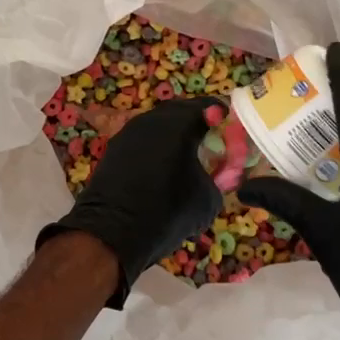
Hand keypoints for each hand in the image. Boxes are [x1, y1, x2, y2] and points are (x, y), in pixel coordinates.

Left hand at [38, 97, 220, 307]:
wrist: (112, 232)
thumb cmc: (168, 212)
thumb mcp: (208, 200)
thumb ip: (219, 179)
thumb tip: (218, 174)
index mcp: (179, 124)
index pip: (207, 107)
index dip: (219, 115)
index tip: (227, 126)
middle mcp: (152, 119)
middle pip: (180, 110)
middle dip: (195, 121)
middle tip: (208, 139)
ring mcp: (129, 131)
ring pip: (157, 123)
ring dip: (173, 133)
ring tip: (184, 155)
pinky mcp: (114, 147)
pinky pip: (142, 138)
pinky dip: (154, 146)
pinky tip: (160, 167)